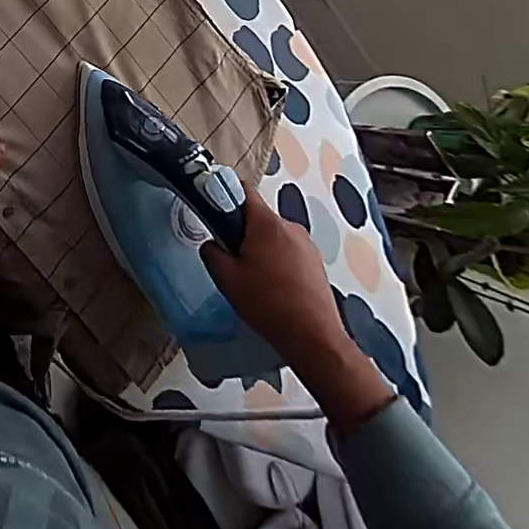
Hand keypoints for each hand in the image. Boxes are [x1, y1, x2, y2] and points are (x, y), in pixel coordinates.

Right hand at [202, 192, 394, 427]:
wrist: (314, 338)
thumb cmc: (267, 303)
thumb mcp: (226, 278)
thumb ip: (212, 252)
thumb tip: (213, 244)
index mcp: (267, 223)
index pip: (243, 190)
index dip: (224, 192)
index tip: (213, 207)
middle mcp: (290, 227)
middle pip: (258, 216)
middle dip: (242, 230)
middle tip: (231, 255)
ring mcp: (307, 245)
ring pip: (273, 235)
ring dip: (261, 246)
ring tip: (253, 277)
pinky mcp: (316, 263)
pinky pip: (289, 250)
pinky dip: (277, 260)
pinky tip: (273, 286)